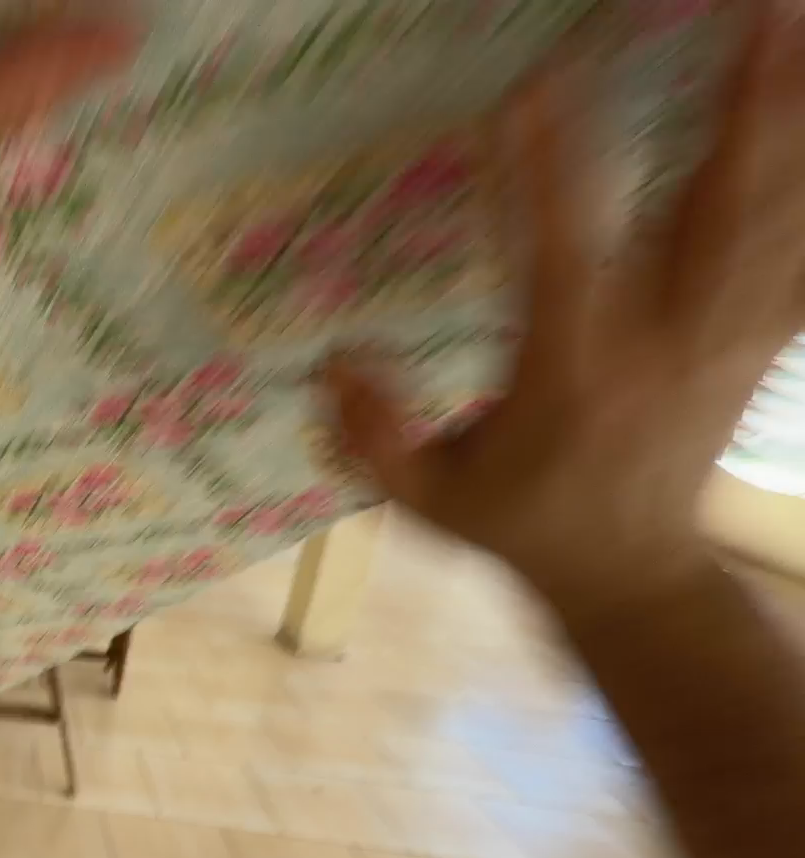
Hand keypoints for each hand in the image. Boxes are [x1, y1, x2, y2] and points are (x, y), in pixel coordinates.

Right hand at [326, 2, 804, 625]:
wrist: (623, 569)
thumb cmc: (509, 525)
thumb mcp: (418, 497)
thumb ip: (371, 434)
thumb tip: (334, 361)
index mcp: (571, 378)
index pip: (564, 257)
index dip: (547, 174)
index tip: (531, 96)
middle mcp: (664, 345)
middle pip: (718, 209)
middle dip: (740, 103)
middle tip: (753, 9)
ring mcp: (727, 339)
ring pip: (775, 215)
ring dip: (788, 120)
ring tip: (784, 31)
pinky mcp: (755, 342)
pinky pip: (799, 249)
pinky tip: (803, 130)